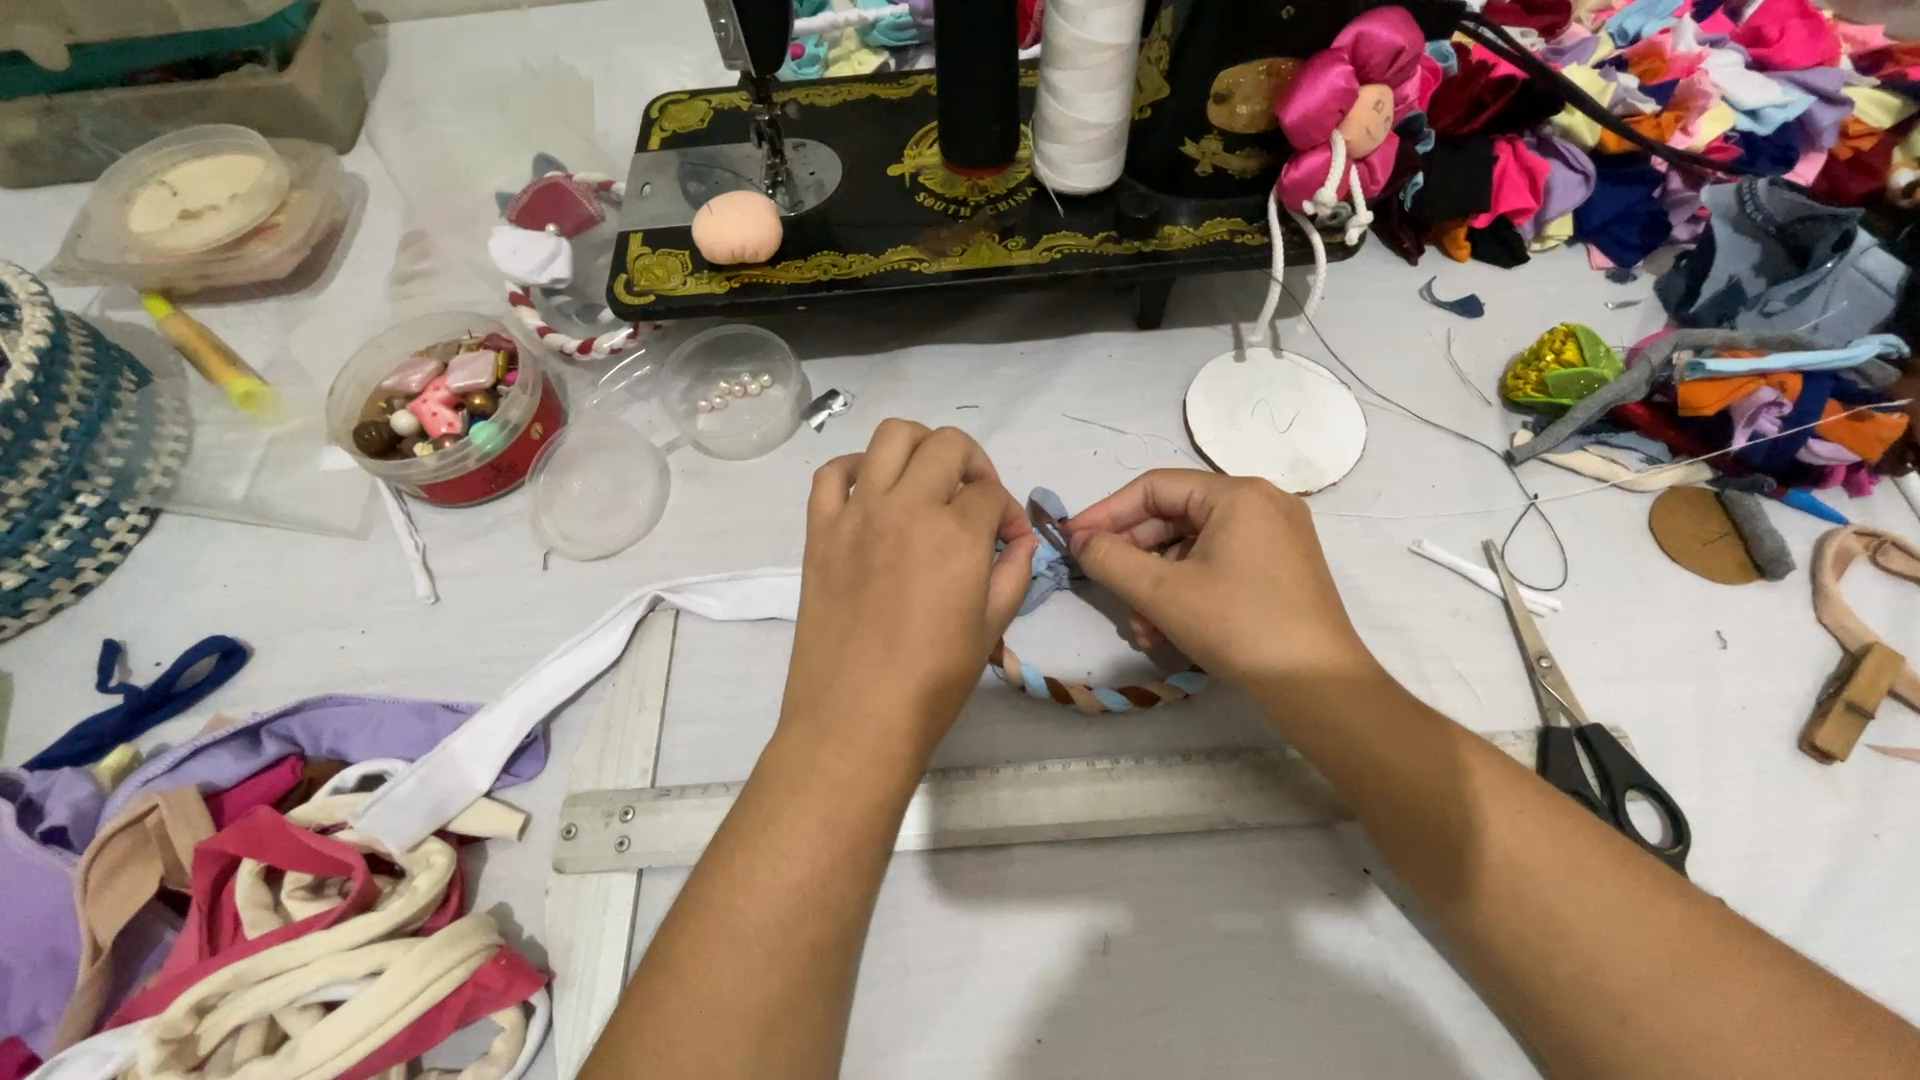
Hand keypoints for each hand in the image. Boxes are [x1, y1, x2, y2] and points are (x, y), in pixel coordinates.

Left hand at [783, 420, 1037, 760]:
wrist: (855, 717)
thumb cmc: (932, 681)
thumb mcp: (991, 627)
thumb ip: (1013, 572)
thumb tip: (1020, 541)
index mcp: (956, 533)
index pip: (991, 493)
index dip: (1007, 512)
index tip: (1006, 539)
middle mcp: (906, 507)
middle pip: (948, 447)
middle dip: (974, 465)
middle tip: (975, 500)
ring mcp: (857, 513)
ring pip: (892, 436)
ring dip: (921, 447)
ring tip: (928, 481)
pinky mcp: (820, 530)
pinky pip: (833, 472)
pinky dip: (857, 467)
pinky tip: (873, 492)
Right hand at [1065, 469, 1374, 695]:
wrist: (1317, 684)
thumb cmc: (1238, 626)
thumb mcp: (1161, 592)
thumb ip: (1110, 559)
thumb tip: (1079, 541)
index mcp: (1237, 494)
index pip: (1153, 487)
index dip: (1106, 513)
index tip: (1072, 541)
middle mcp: (1260, 504)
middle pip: (1174, 516)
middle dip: (1133, 556)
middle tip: (1101, 584)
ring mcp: (1275, 536)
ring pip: (1193, 547)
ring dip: (1156, 582)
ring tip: (1138, 626)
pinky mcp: (1280, 568)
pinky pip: (1218, 564)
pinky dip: (1186, 590)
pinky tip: (1166, 629)